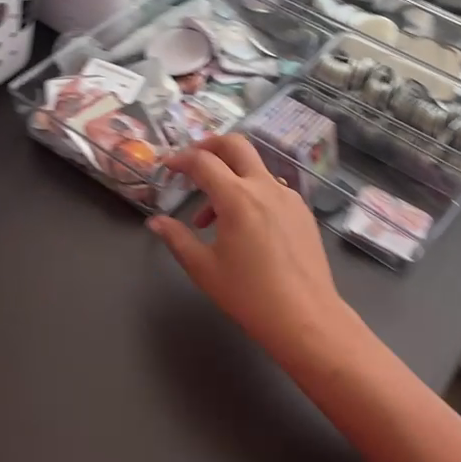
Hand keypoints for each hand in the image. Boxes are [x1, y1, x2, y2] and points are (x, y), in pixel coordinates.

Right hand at [147, 135, 355, 360]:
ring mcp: (289, 197)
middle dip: (209, 146)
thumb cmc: (248, 294)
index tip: (167, 169)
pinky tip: (244, 228)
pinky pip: (271, 189)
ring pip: (254, 169)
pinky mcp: (302, 211)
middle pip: (236, 145)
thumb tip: (155, 222)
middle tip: (191, 164)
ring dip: (229, 177)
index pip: (202, 161)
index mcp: (237, 197)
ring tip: (211, 218)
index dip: (180, 160)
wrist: (304, 316)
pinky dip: (251, 194)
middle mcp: (265, 187)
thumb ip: (177, 238)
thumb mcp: (203, 268)